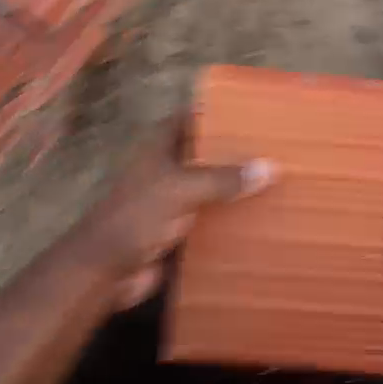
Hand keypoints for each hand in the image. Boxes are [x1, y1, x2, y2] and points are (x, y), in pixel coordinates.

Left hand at [75, 120, 275, 308]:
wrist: (104, 272)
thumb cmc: (137, 215)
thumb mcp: (183, 188)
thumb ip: (224, 178)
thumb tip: (271, 167)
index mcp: (161, 144)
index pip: (194, 116)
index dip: (219, 111)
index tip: (254, 110)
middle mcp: (167, 167)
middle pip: (206, 153)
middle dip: (235, 153)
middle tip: (276, 147)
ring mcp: (171, 200)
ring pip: (209, 188)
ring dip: (234, 189)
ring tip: (277, 182)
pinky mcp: (177, 231)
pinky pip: (209, 220)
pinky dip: (229, 220)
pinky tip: (260, 220)